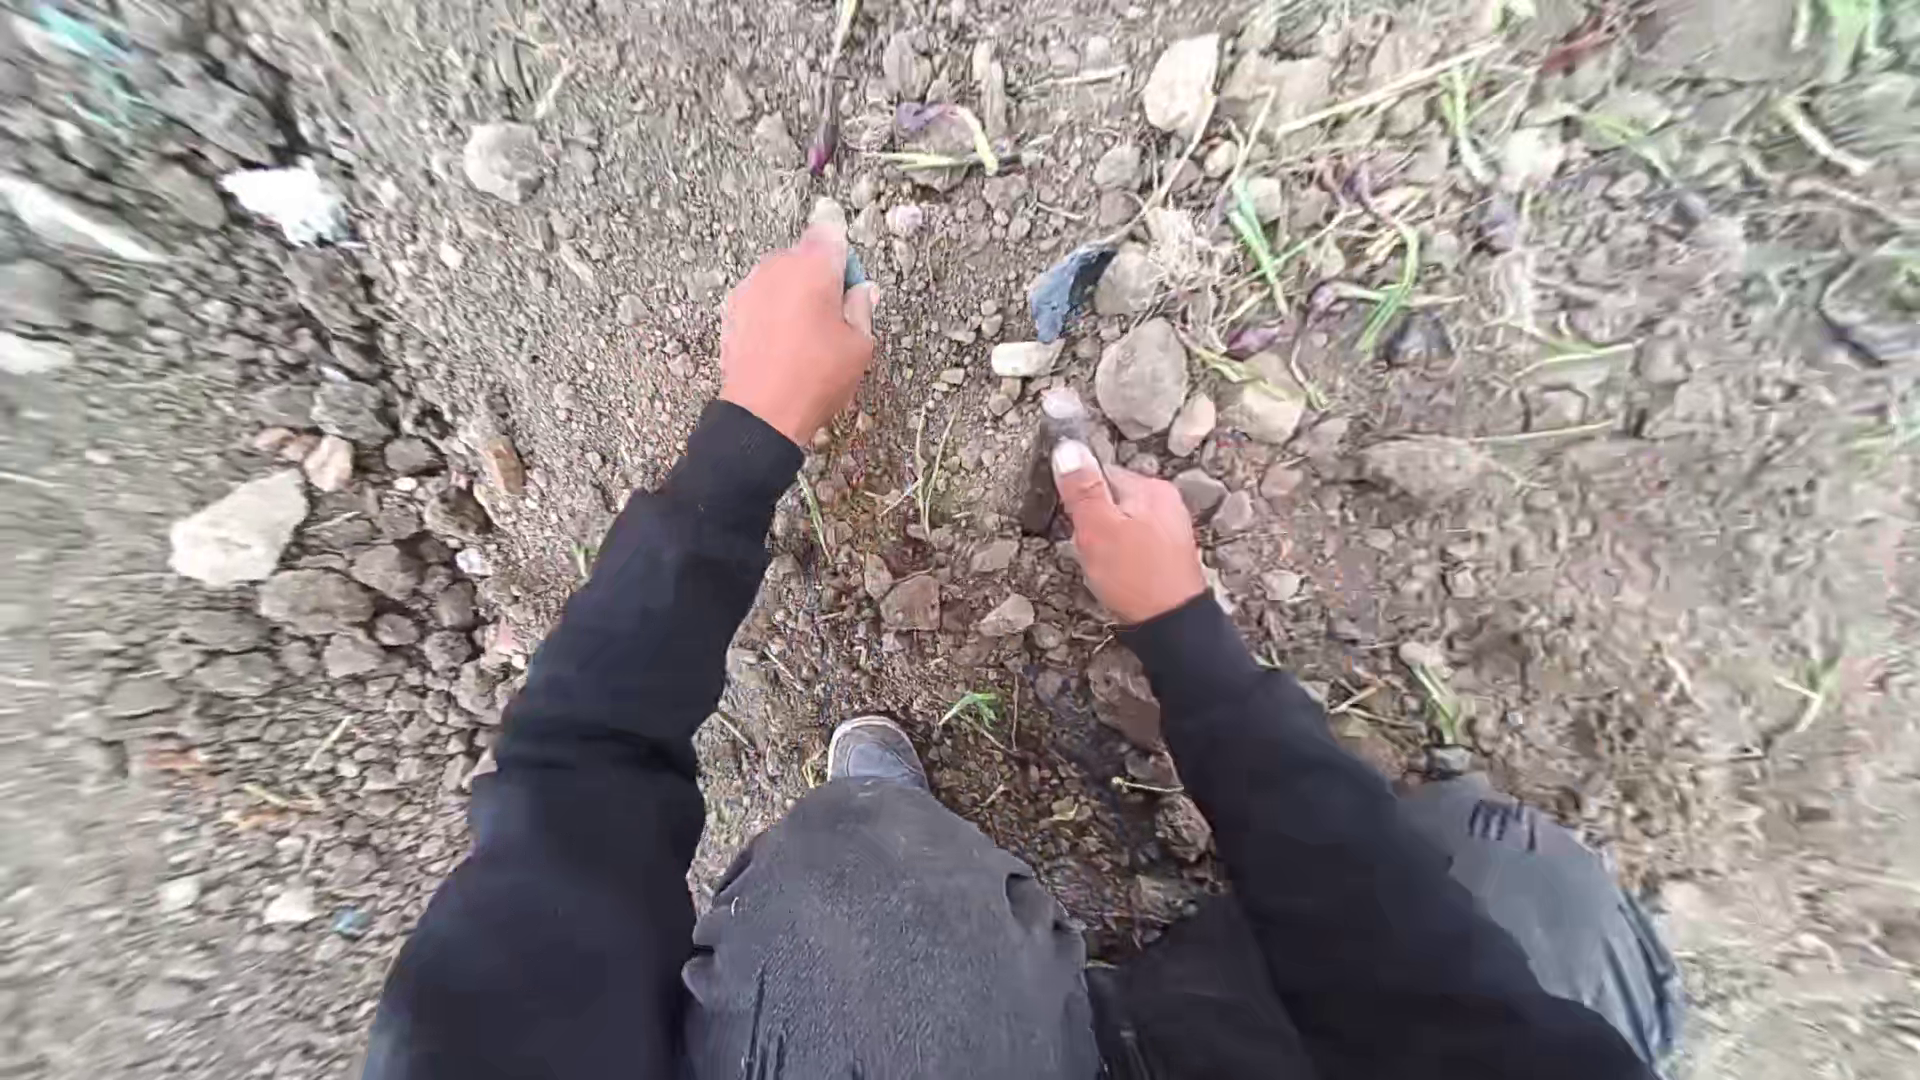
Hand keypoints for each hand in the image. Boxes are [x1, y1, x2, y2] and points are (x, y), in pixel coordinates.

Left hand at [718, 218, 878, 445]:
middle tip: (836, 322)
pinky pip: (763, 302)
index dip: (846, 260)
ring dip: (797, 299)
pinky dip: (776, 316)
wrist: (764, 413)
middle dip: (822, 281)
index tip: (851, 289)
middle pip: (805, 256)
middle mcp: (777, 266)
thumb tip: (861, 291)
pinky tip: (785, 348)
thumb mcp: (860, 345)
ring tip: (808, 341)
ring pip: (783, 280)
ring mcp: (750, 287)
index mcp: (814, 265)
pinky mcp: (733, 310)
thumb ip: (863, 308)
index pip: (832, 233)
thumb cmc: (816, 377)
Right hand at [1052, 440, 1205, 624]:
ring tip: (1107, 564)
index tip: (1079, 524)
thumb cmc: (1134, 578)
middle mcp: (1165, 502)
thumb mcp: (1098, 528)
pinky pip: (1133, 541)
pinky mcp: (1168, 551)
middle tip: (1093, 548)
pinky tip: (1119, 572)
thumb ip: (1083, 489)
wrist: (1171, 625)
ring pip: (1120, 523)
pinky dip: (1121, 554)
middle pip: (1110, 499)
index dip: (1081, 501)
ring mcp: (1169, 527)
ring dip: (1106, 540)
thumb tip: (1067, 448)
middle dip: (1094, 523)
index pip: (1100, 474)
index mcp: (1150, 488)